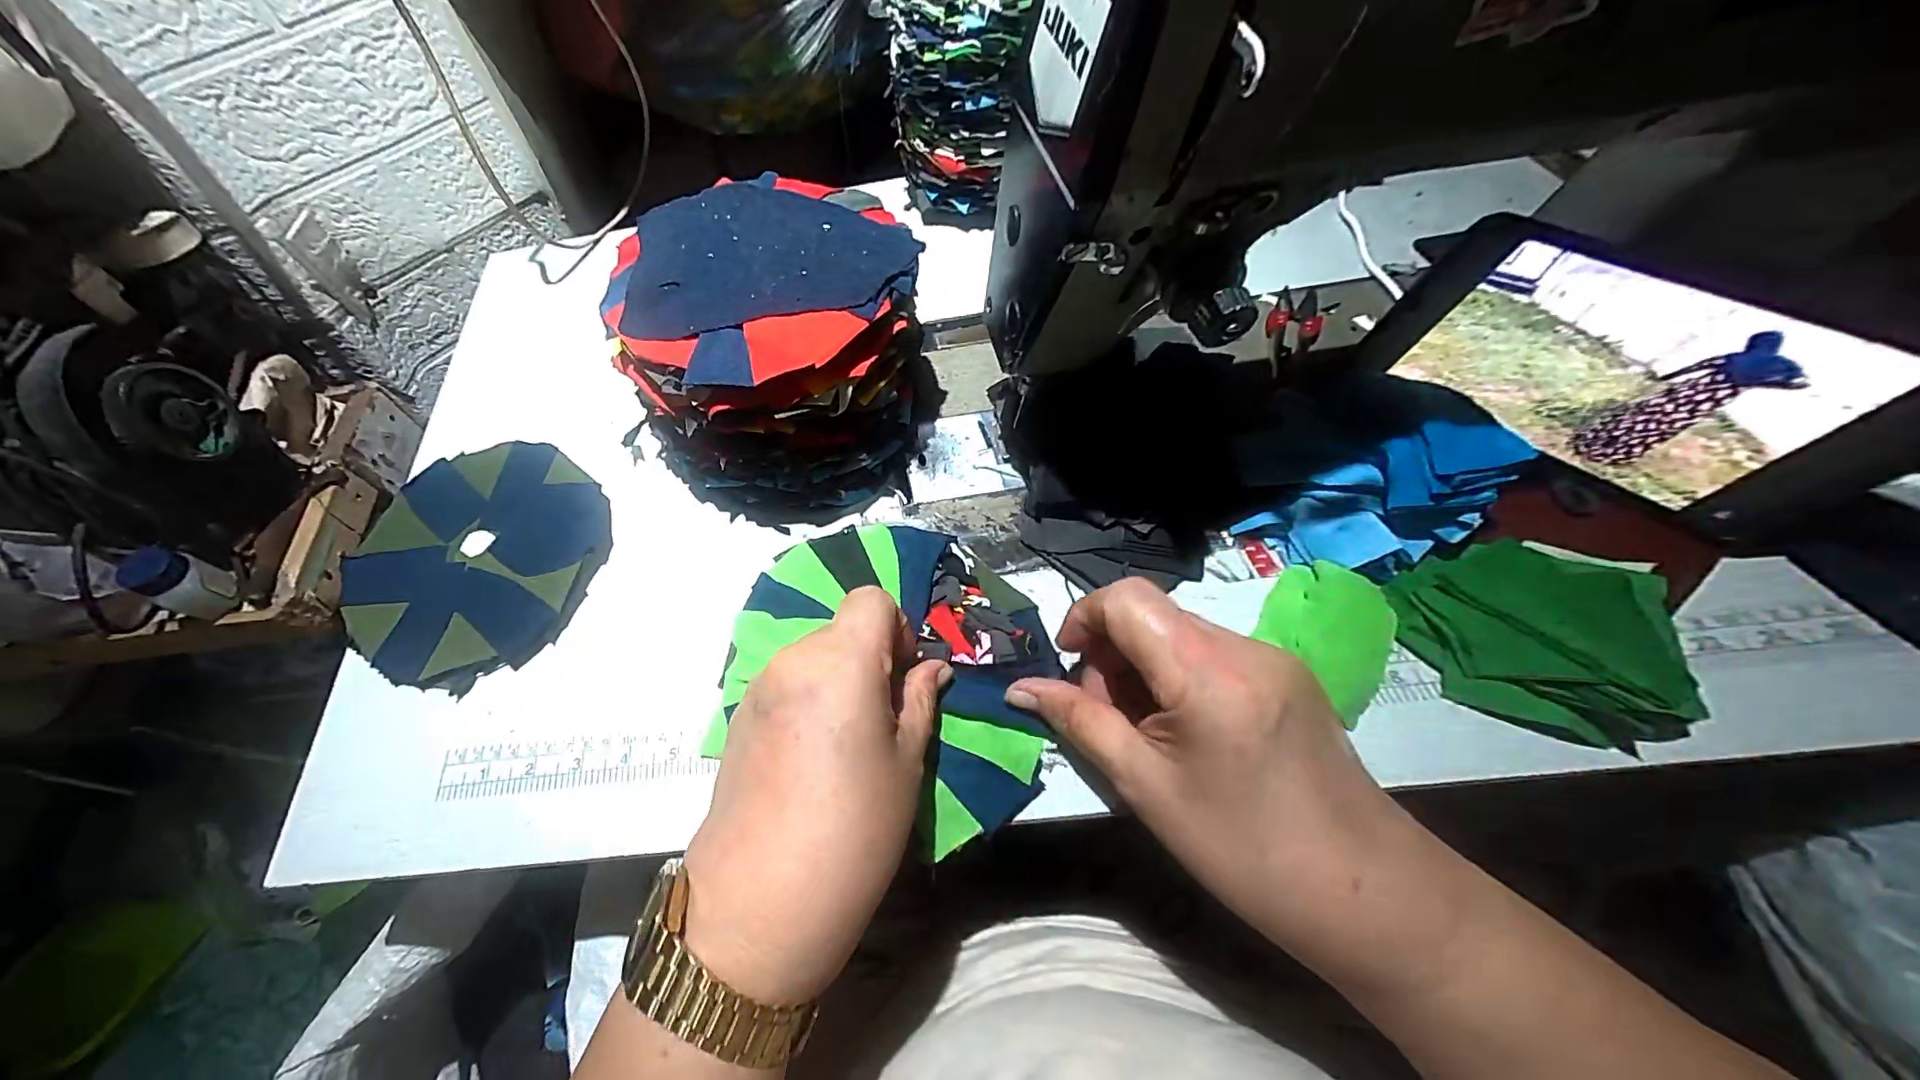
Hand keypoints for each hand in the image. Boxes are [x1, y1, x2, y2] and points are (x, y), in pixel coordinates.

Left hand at [682, 586, 948, 1003]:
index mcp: (839, 662)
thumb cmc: (854, 826)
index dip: (895, 628)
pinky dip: (811, 698)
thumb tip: (931, 668)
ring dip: (840, 679)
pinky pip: (788, 685)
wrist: (761, 898)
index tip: (903, 676)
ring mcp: (758, 687)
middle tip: (884, 715)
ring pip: (814, 656)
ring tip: (849, 741)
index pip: (870, 600)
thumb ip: (919, 700)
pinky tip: (814, 755)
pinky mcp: (739, 716)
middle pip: (841, 628)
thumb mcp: (906, 762)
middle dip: (870, 656)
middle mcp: (792, 660)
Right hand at [1003, 579, 1407, 959]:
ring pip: (1181, 632)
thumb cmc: (1241, 848)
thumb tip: (1021, 689)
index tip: (1071, 666)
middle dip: (1112, 652)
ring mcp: (1273, 656)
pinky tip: (1186, 731)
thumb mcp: (1144, 785)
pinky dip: (1179, 676)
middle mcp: (1243, 646)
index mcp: (1206, 670)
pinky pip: (1213, 653)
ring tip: (1147, 731)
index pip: (1126, 598)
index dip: (1083, 619)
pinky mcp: (1289, 674)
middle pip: (1152, 613)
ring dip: (1144, 666)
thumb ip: (1080, 722)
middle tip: (1109, 716)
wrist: (1364, 892)